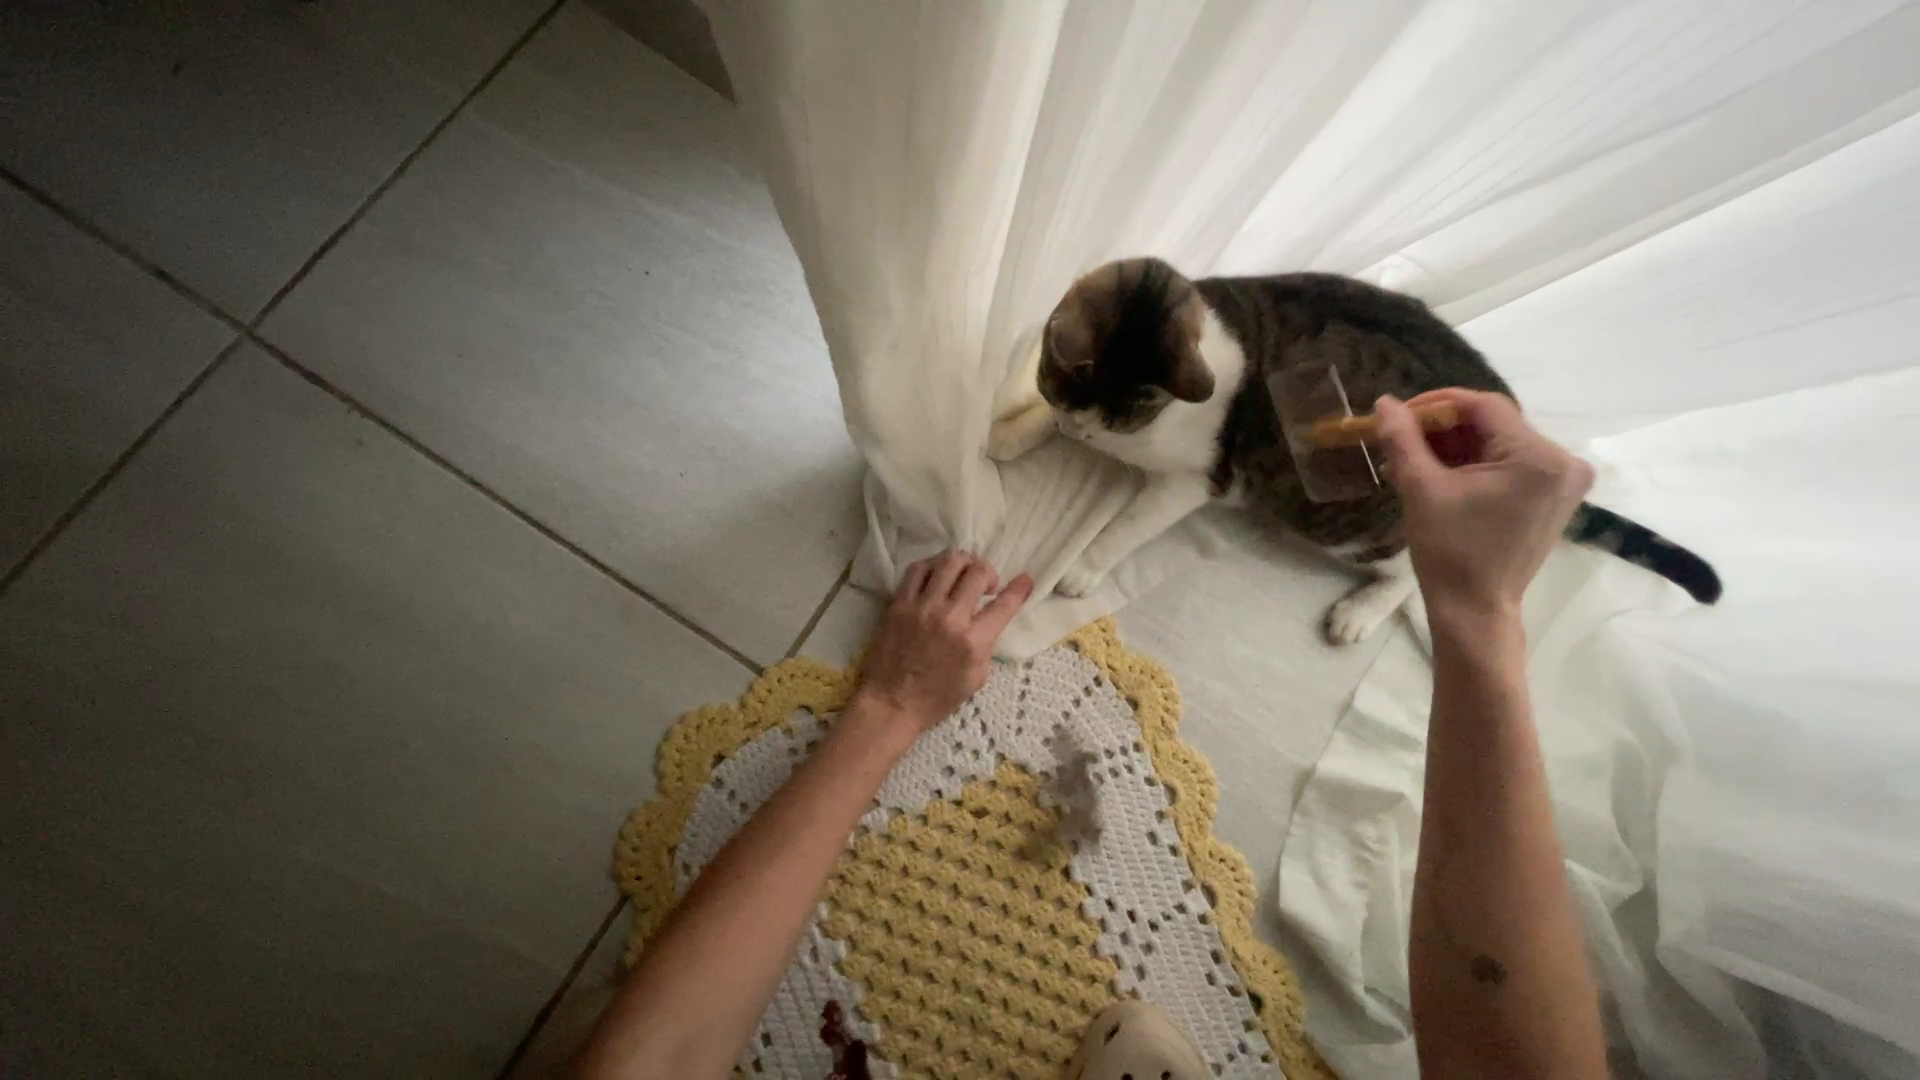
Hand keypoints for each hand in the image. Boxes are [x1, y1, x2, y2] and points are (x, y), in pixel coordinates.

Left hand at [856, 551, 1034, 730]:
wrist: (891, 703)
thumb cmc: (937, 698)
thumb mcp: (977, 678)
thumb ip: (987, 644)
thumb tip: (990, 620)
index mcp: (973, 642)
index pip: (1004, 605)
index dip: (1020, 588)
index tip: (1025, 579)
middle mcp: (950, 618)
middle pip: (977, 573)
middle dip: (988, 573)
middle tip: (985, 584)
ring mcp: (922, 608)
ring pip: (948, 562)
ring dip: (963, 563)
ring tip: (962, 574)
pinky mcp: (899, 604)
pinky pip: (917, 570)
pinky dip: (932, 567)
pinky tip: (935, 576)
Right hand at [1374, 390, 1592, 622]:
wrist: (1474, 607)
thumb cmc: (1449, 550)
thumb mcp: (1421, 489)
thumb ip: (1403, 440)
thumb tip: (1385, 403)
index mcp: (1539, 458)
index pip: (1484, 407)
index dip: (1436, 404)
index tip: (1398, 414)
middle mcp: (1563, 462)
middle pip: (1492, 425)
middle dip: (1441, 429)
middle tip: (1398, 440)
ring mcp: (1561, 481)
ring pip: (1496, 444)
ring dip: (1452, 447)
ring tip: (1409, 461)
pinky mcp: (1550, 497)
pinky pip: (1506, 465)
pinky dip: (1469, 465)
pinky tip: (1435, 475)